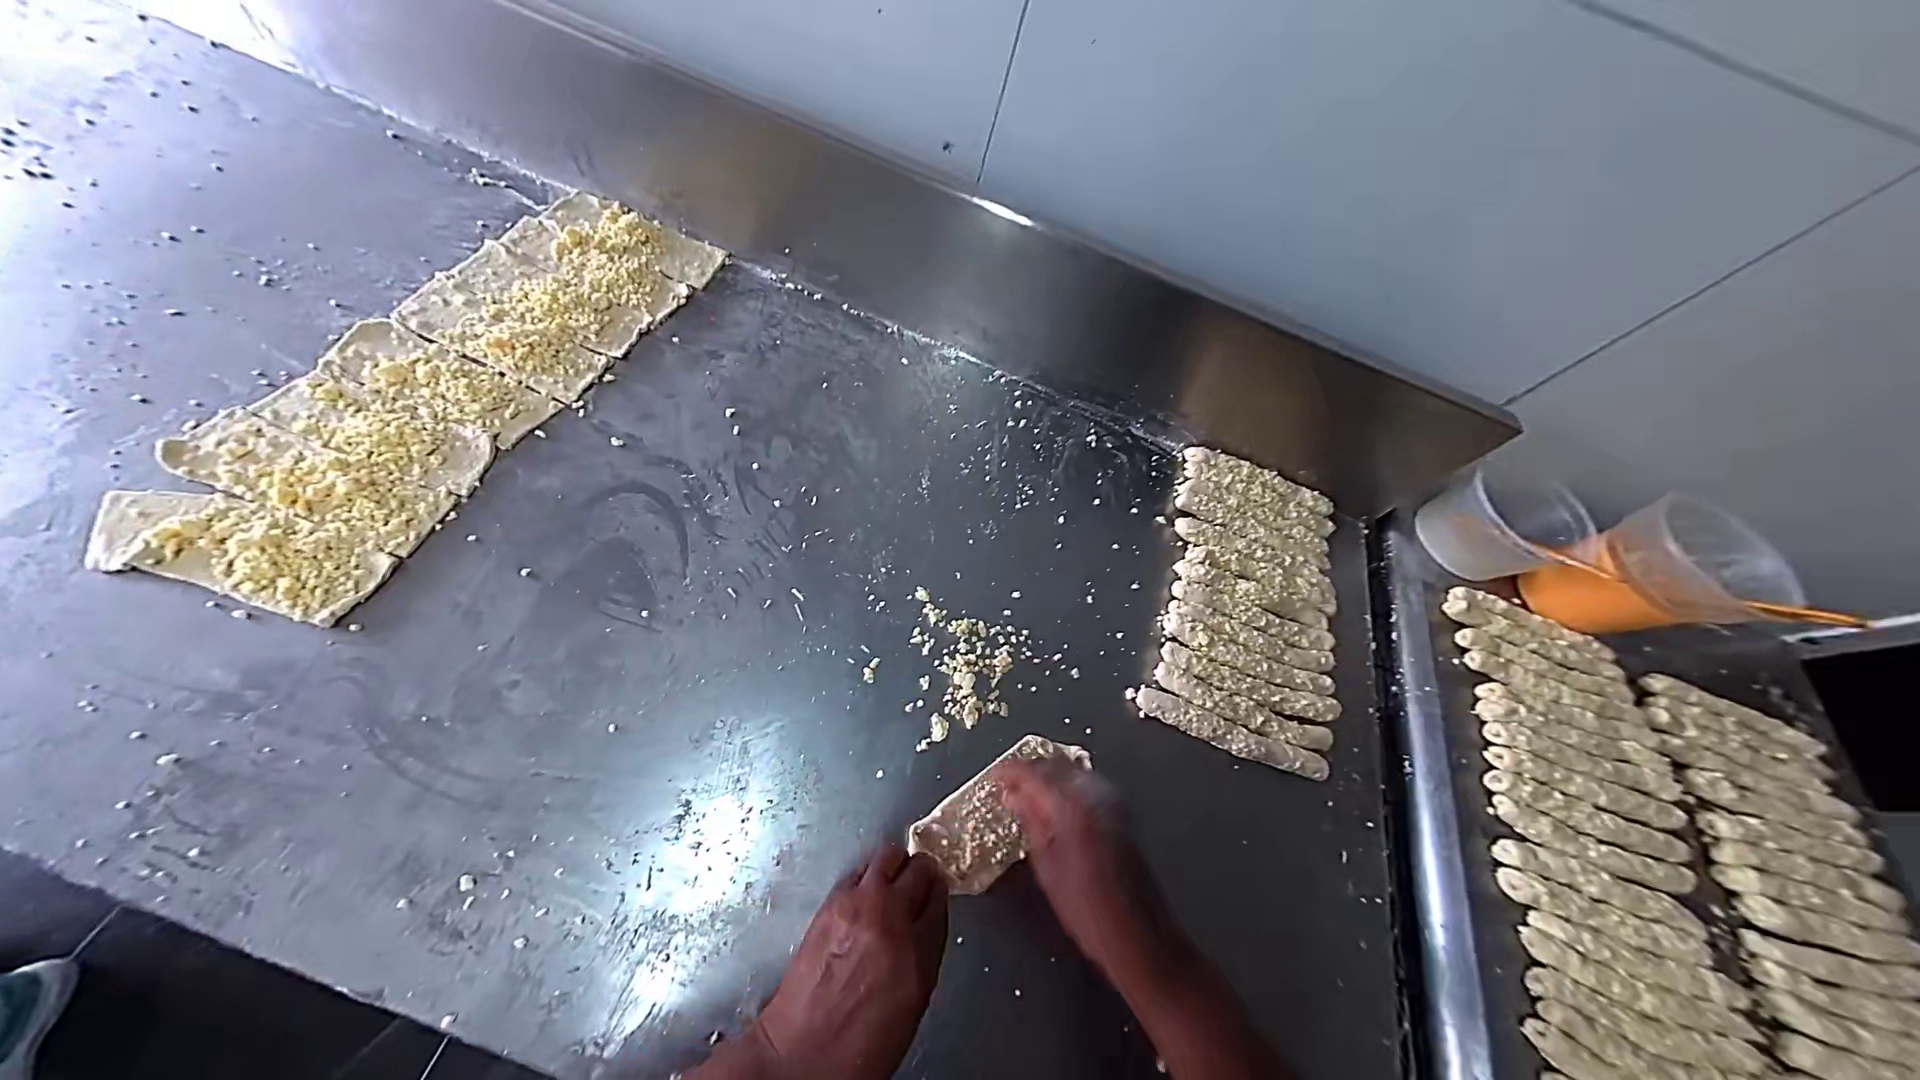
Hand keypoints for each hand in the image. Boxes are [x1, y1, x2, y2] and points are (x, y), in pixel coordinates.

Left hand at [699, 845, 947, 1079]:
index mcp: (918, 954)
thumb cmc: (859, 1042)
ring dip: (896, 864)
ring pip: (888, 857)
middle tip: (921, 875)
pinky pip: (859, 871)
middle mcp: (890, 920)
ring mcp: (858, 907)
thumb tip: (927, 917)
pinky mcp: (831, 903)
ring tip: (893, 877)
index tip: (938, 887)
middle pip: (918, 870)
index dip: (940, 890)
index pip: (940, 899)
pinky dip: (868, 875)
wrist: (803, 1053)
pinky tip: (866, 892)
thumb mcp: (913, 1000)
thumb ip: (925, 950)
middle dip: (923, 870)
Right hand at [997, 759, 1190, 983]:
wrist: (1136, 933)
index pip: (1033, 772)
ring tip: (1027, 794)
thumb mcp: (1046, 866)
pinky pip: (1086, 781)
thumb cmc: (1089, 910)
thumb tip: (1014, 797)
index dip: (1010, 771)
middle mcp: (1095, 795)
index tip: (995, 777)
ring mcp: (1111, 800)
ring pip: (1070, 770)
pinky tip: (1054, 802)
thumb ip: (1030, 821)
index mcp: (1072, 807)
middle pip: (1054, 764)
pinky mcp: (1121, 810)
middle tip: (1008, 786)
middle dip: (1028, 771)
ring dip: (1048, 776)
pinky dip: (1066, 784)